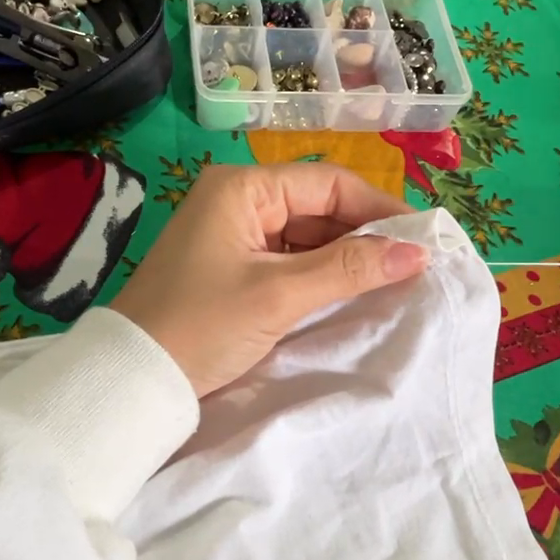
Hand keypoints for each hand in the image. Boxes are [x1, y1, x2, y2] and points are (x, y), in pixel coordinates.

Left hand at [108, 163, 430, 396]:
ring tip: (392, 281)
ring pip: (306, 235)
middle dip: (364, 236)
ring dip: (344, 258)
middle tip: (413, 265)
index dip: (378, 210)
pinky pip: (287, 259)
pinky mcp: (231, 266)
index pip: (327, 183)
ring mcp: (232, 233)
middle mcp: (237, 200)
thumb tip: (417, 252)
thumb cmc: (202, 324)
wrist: (135, 376)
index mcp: (242, 188)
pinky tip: (350, 292)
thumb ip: (348, 269)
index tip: (423, 239)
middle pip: (318, 207)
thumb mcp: (278, 295)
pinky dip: (318, 275)